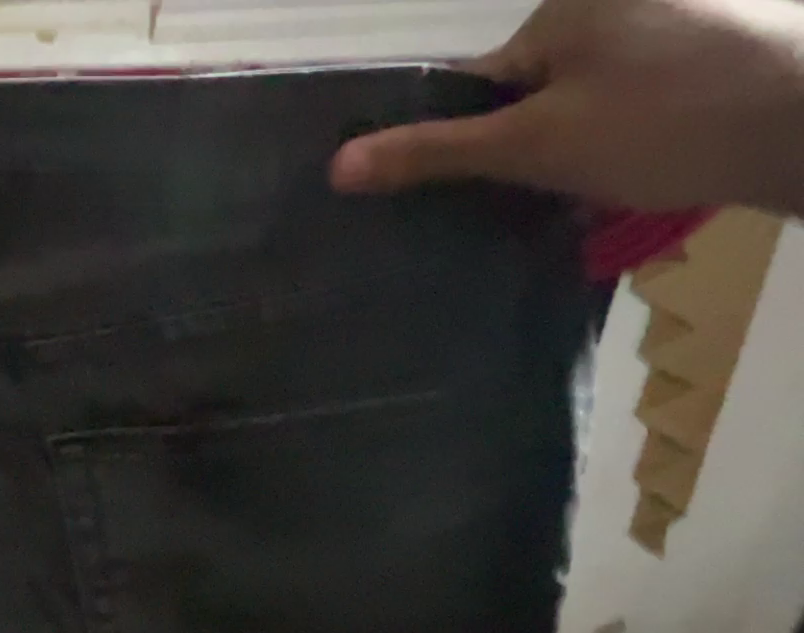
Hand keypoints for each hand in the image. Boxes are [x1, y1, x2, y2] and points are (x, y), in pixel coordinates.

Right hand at [331, 0, 803, 214]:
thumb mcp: (531, 145)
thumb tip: (336, 165)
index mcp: (571, 10)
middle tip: (538, 194)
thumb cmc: (664, 123)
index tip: (481, 185)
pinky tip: (635, 171)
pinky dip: (622, 142)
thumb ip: (433, 152)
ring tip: (588, 189)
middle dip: (523, 148)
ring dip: (572, 151)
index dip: (466, 140)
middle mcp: (622, 6)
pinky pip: (633, 104)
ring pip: (582, 103)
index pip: (480, 82)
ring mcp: (676, 29)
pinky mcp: (715, 59)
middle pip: (530, 94)